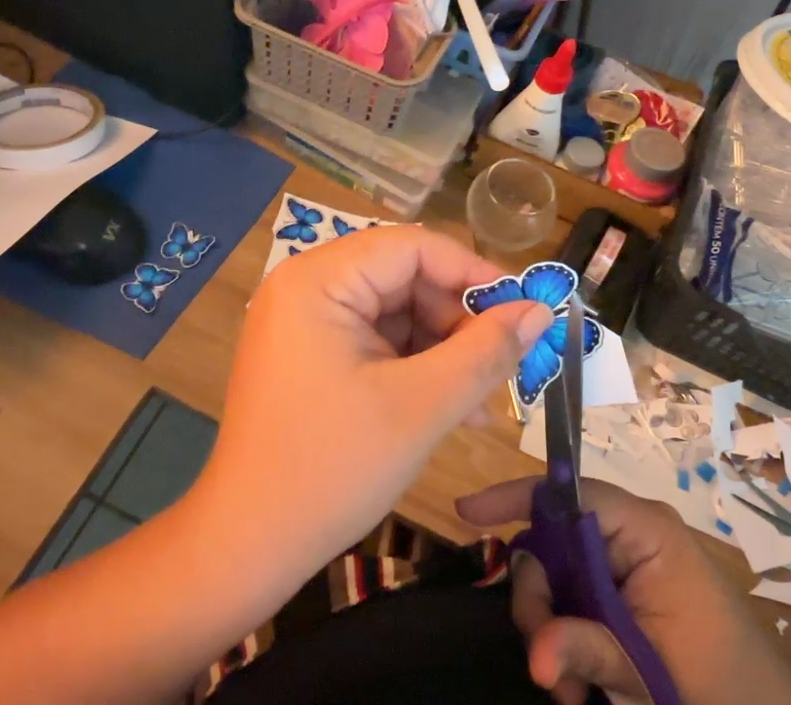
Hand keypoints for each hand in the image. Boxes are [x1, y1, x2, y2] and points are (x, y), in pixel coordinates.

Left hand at [197, 226, 554, 570]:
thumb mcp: (422, 406)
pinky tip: (452, 408)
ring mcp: (302, 322)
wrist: (249, 544)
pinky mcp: (307, 355)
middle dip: (458, 321)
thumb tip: (540, 310)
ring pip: (395, 312)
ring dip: (443, 350)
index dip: (474, 273)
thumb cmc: (333, 468)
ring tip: (483, 401)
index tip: (524, 311)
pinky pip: (374, 341)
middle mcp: (305, 287)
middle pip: (404, 277)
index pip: (413, 247)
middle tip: (506, 365)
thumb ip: (487, 352)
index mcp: (318, 280)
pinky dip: (415, 367)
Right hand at [458, 477, 790, 704]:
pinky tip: (577, 685)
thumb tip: (533, 653)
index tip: (466, 513)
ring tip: (568, 691)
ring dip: (550, 633)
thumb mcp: (648, 668)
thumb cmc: (719, 684)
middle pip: (552, 543)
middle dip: (537, 601)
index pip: (571, 494)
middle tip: (543, 660)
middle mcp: (632, 538)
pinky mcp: (623, 597)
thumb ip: (588, 650)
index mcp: (646, 532)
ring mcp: (626, 567)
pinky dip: (565, 642)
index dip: (516, 497)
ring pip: (557, 578)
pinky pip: (575, 603)